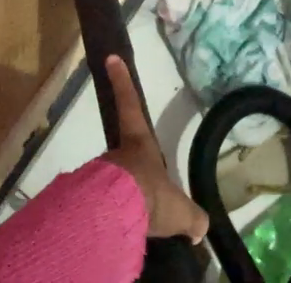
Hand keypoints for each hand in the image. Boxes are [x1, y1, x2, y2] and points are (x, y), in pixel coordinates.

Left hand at [99, 56, 210, 242]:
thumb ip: (193, 218)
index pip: (130, 104)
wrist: (116, 214)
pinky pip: (105, 203)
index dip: (122, 81)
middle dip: (130, 168)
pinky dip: (113, 215)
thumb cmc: (152, 195)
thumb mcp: (182, 211)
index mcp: (140, 143)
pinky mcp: (91, 197)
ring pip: (112, 181)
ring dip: (123, 196)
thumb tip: (200, 230)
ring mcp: (101, 174)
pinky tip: (122, 232)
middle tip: (139, 189)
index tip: (111, 58)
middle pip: (122, 151)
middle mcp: (118, 154)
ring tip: (135, 218)